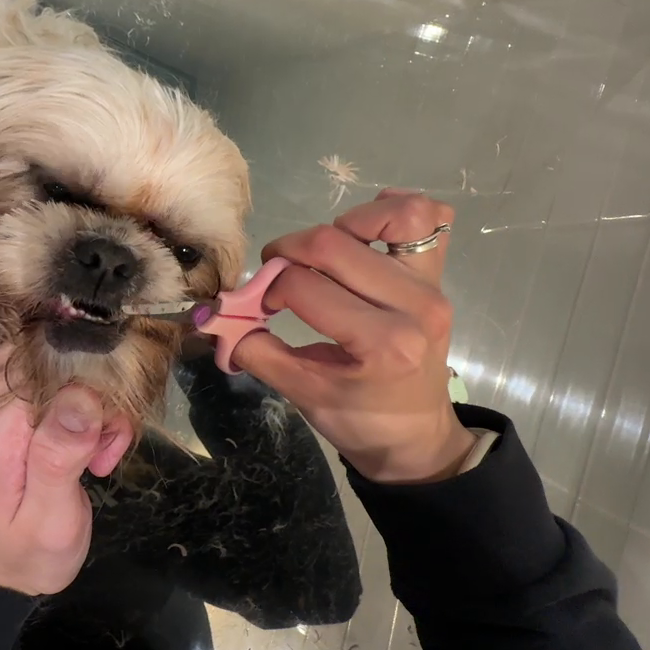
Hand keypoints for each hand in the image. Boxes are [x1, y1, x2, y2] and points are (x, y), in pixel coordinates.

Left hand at [0, 345, 132, 595]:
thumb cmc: (28, 546)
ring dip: (89, 405)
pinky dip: (72, 397)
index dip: (95, 407)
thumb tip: (81, 394)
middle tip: (99, 458)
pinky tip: (77, 436)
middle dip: (96, 407)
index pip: (61, 377)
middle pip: (62, 367)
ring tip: (89, 454)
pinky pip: (48, 367)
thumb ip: (60, 456)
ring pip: (60, 364)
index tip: (103, 453)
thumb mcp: (51, 519)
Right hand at [230, 189, 477, 484]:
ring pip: (391, 217)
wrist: (415, 438)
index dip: (267, 289)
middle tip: (277, 274)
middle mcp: (414, 307)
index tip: (261, 307)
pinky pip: (430, 219)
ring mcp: (432, 287)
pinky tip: (364, 229)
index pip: (302, 285)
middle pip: (332, 244)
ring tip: (323, 253)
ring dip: (342, 225)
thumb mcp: (300, 392)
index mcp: (383, 344)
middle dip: (288, 252)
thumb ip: (254, 349)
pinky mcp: (437, 276)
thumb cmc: (358, 419)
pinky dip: (393, 211)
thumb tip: (212, 315)